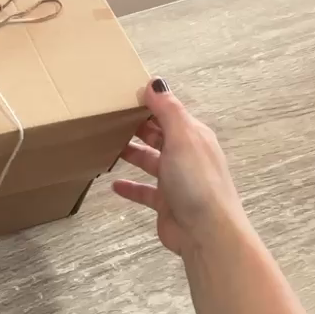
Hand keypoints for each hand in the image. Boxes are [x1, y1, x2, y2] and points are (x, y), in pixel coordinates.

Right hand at [111, 78, 249, 256]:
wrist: (206, 231)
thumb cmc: (196, 181)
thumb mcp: (183, 138)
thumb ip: (167, 110)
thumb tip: (154, 82)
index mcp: (193, 136)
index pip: (169, 114)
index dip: (150, 104)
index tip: (124, 96)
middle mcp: (186, 156)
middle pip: (159, 136)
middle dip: (139, 127)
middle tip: (110, 119)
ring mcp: (176, 181)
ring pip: (151, 162)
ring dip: (132, 154)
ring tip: (108, 147)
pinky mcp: (165, 203)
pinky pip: (144, 191)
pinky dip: (130, 186)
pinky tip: (114, 184)